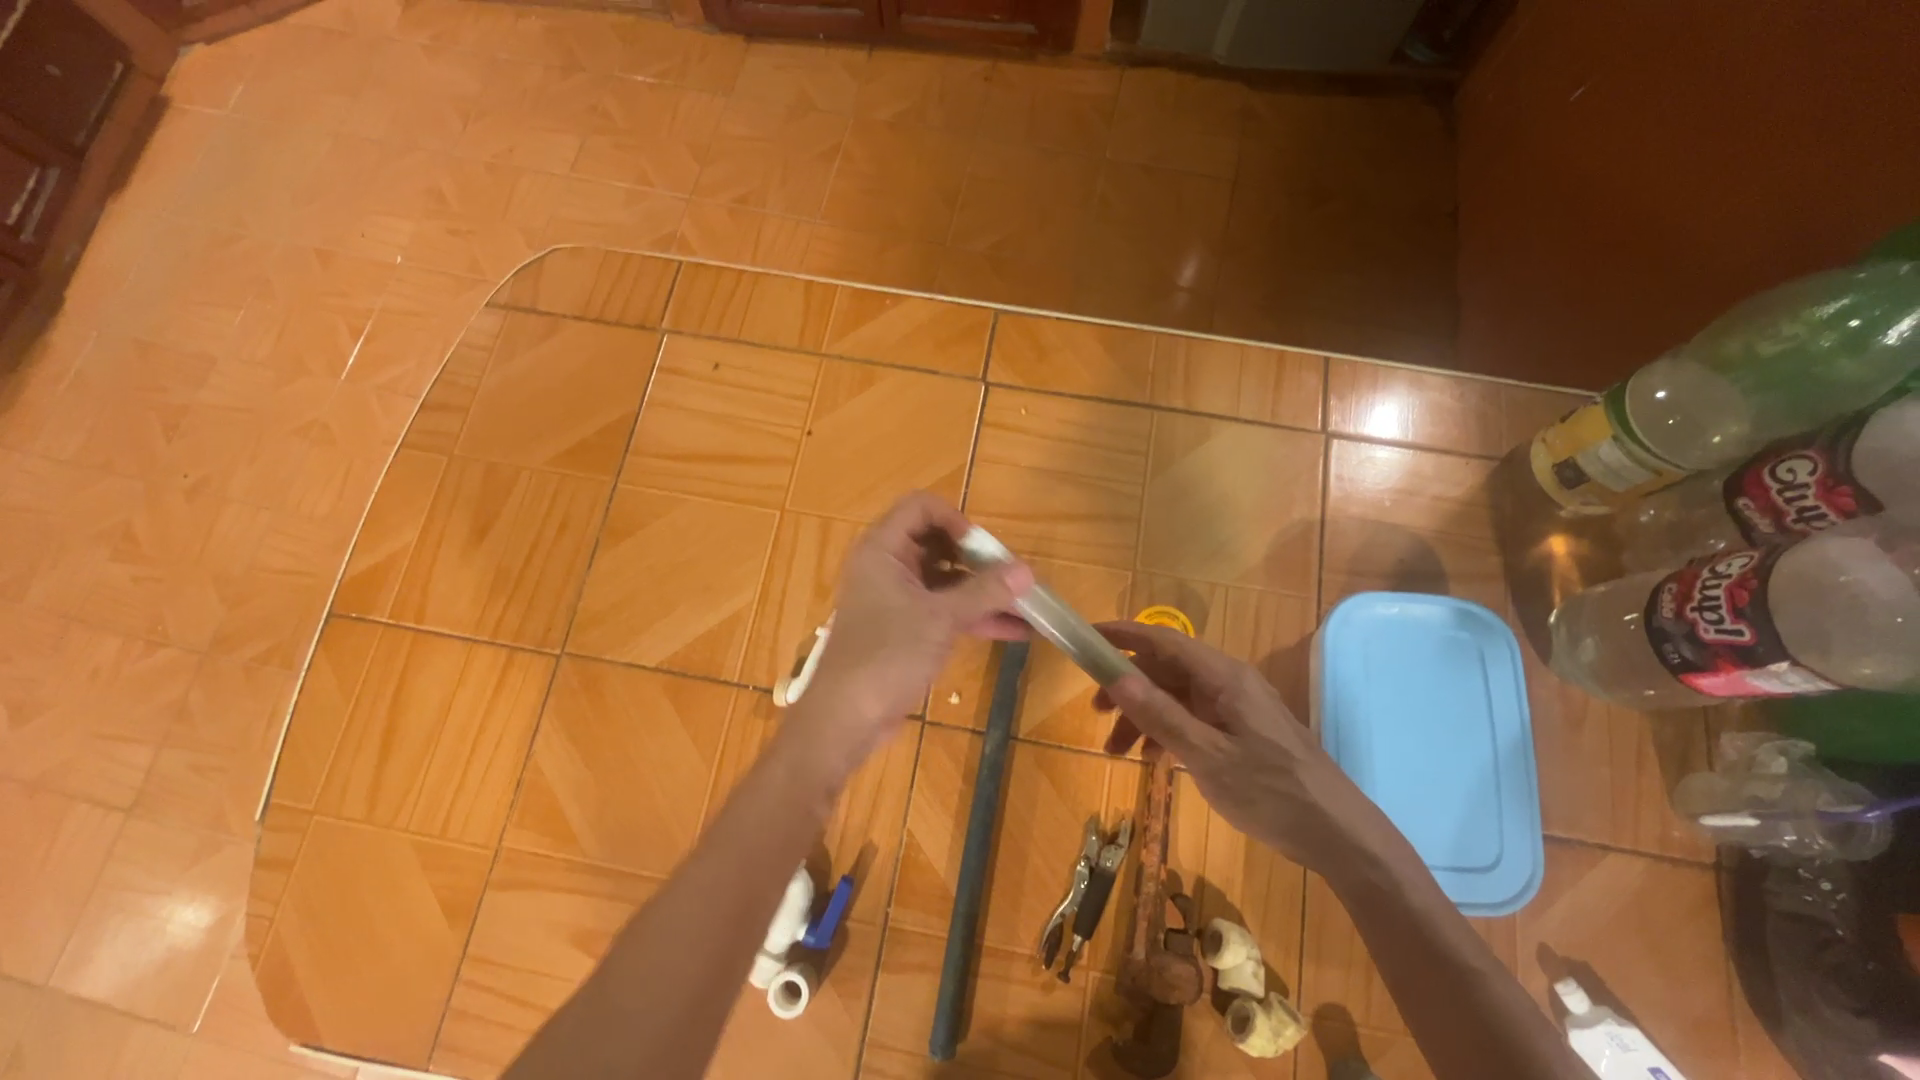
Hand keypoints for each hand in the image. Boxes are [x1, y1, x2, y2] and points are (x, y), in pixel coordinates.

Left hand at [794, 493, 1031, 770]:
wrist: (847, 717)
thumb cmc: (886, 654)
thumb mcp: (941, 619)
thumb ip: (985, 592)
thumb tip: (1028, 571)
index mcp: (882, 549)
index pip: (920, 507)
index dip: (956, 519)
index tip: (984, 549)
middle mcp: (886, 567)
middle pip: (937, 543)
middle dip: (978, 559)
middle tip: (1011, 576)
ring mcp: (895, 600)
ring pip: (945, 581)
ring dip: (983, 591)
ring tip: (1027, 604)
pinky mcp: (904, 630)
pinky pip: (944, 611)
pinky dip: (974, 617)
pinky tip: (1015, 631)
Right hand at [1093, 622, 1383, 872]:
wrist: (1336, 832)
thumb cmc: (1270, 791)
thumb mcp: (1206, 756)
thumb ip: (1160, 714)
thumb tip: (1116, 676)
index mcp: (1224, 678)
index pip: (1164, 640)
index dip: (1124, 635)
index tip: (1087, 638)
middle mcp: (1230, 683)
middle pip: (1167, 670)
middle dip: (1128, 686)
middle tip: (1096, 713)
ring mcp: (1238, 708)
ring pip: (1178, 698)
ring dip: (1145, 716)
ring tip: (1118, 751)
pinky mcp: (1244, 733)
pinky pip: (1194, 719)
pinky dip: (1168, 732)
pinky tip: (1154, 759)